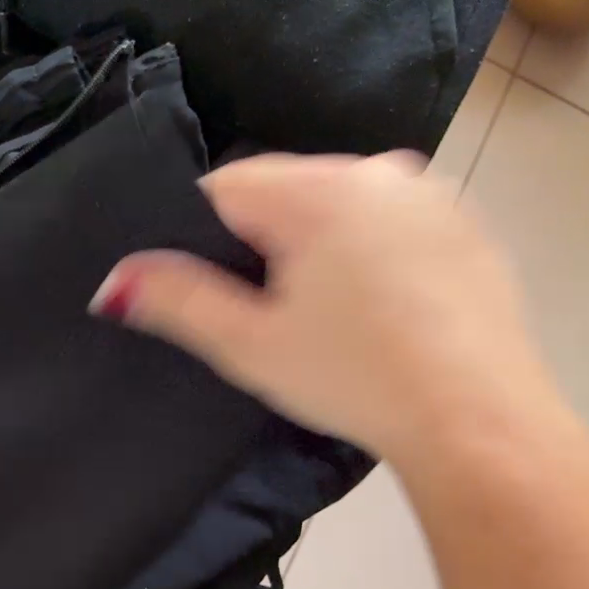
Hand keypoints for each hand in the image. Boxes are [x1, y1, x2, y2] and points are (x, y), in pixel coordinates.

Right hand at [90, 152, 564, 467]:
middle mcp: (381, 173)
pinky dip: (344, 251)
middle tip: (236, 309)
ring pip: (323, 205)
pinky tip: (348, 309)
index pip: (221, 186)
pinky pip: (372, 220)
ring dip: (293, 246)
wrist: (476, 415)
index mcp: (323, 193)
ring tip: (293, 313)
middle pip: (274, 191)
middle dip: (243, 240)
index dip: (187, 234)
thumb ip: (174, 300)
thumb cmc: (350, 376)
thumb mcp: (244, 342)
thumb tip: (112, 281)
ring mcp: (429, 194)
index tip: (184, 286)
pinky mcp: (459, 222)